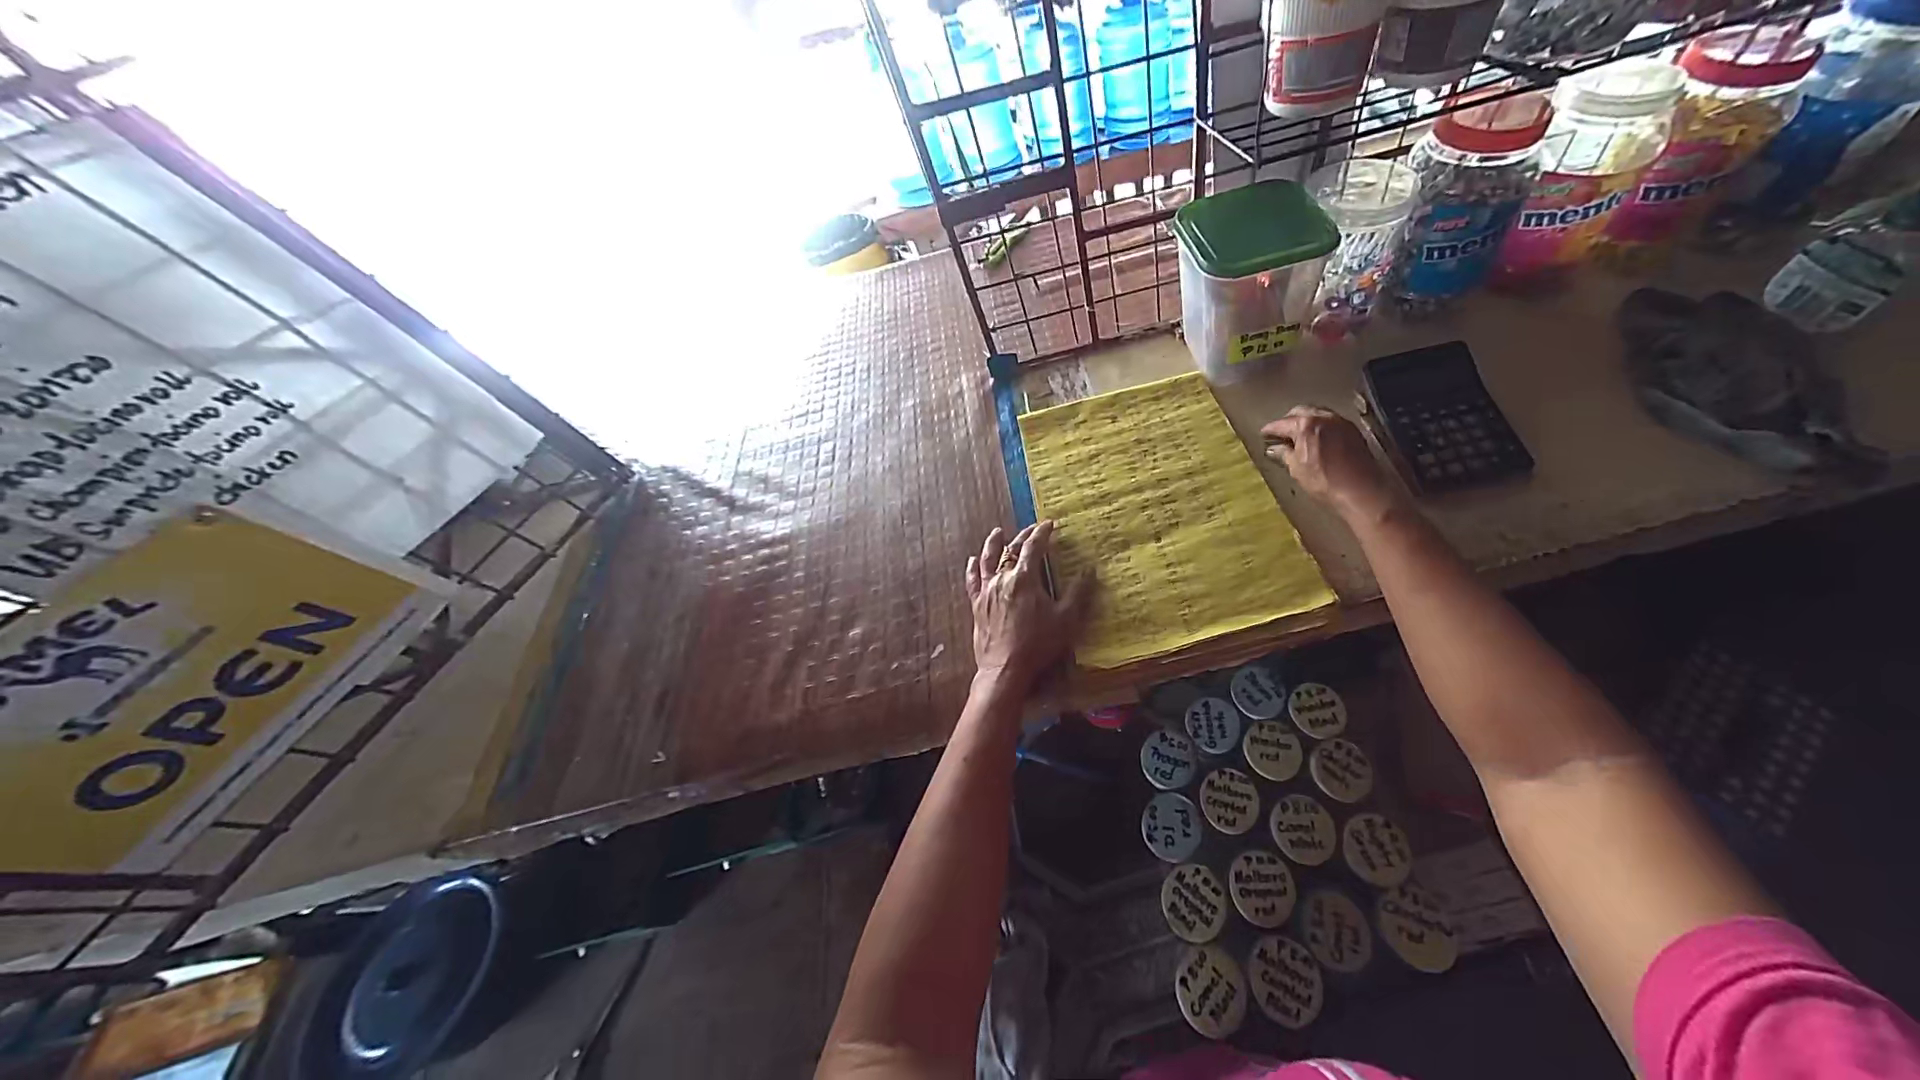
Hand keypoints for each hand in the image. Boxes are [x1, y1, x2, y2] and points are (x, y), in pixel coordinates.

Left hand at [964, 521, 1091, 696]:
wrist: (1005, 668)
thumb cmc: (1038, 644)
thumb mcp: (1066, 619)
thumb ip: (1079, 592)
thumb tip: (1089, 570)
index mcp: (1024, 578)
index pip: (1034, 547)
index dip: (1042, 533)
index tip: (1049, 524)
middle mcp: (1002, 579)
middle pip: (1011, 550)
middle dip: (1023, 537)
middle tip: (1032, 529)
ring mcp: (986, 591)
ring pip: (988, 560)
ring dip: (993, 544)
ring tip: (997, 532)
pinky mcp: (977, 605)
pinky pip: (972, 581)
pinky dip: (972, 568)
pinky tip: (972, 561)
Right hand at [1261, 406, 1400, 522]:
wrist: (1360, 490)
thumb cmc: (1324, 481)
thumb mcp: (1297, 469)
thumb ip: (1284, 454)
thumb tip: (1275, 449)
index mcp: (1306, 425)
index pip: (1282, 423)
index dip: (1270, 430)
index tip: (1264, 434)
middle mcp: (1325, 418)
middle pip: (1301, 412)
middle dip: (1289, 421)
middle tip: (1280, 434)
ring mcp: (1341, 423)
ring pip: (1318, 415)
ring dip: (1306, 423)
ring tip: (1299, 437)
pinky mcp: (1353, 431)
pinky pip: (1331, 423)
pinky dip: (1321, 428)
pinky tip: (1317, 441)